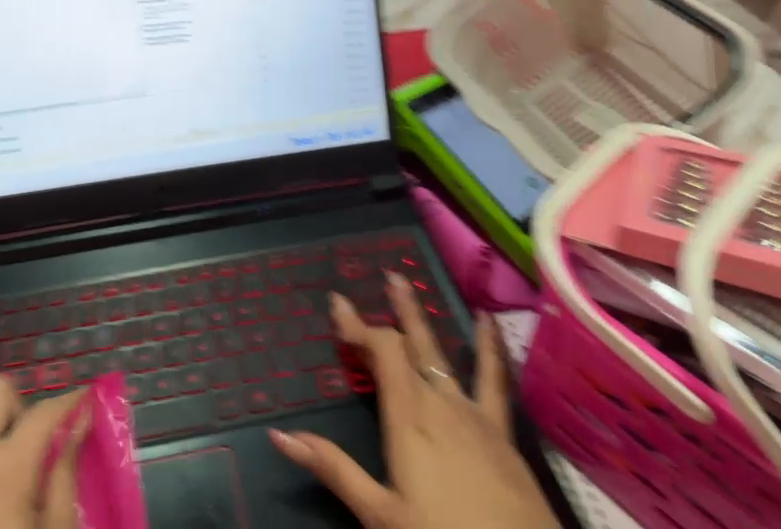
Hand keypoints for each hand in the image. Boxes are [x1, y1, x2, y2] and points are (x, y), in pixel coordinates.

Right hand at [269, 273, 556, 528]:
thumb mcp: (379, 512)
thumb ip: (333, 468)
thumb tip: (280, 435)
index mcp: (408, 417)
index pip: (381, 353)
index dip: (357, 326)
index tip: (337, 305)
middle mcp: (440, 402)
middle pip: (413, 345)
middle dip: (396, 310)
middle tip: (387, 275)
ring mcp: (474, 413)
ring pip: (445, 353)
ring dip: (427, 318)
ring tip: (418, 287)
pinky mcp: (500, 429)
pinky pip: (493, 378)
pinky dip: (489, 346)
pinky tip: (489, 322)